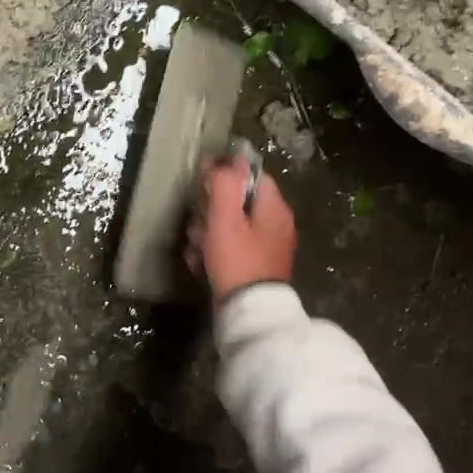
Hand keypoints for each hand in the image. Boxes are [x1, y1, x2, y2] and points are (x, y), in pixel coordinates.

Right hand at [188, 152, 296, 303]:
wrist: (249, 313)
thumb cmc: (237, 260)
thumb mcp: (226, 218)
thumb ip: (225, 184)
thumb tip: (227, 159)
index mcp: (274, 208)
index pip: (250, 174)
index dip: (225, 173)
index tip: (201, 181)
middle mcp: (275, 224)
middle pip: (237, 200)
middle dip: (210, 209)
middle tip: (199, 222)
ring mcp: (266, 246)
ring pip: (229, 224)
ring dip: (206, 231)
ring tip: (196, 246)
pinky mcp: (254, 265)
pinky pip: (230, 246)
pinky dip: (213, 251)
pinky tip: (200, 262)